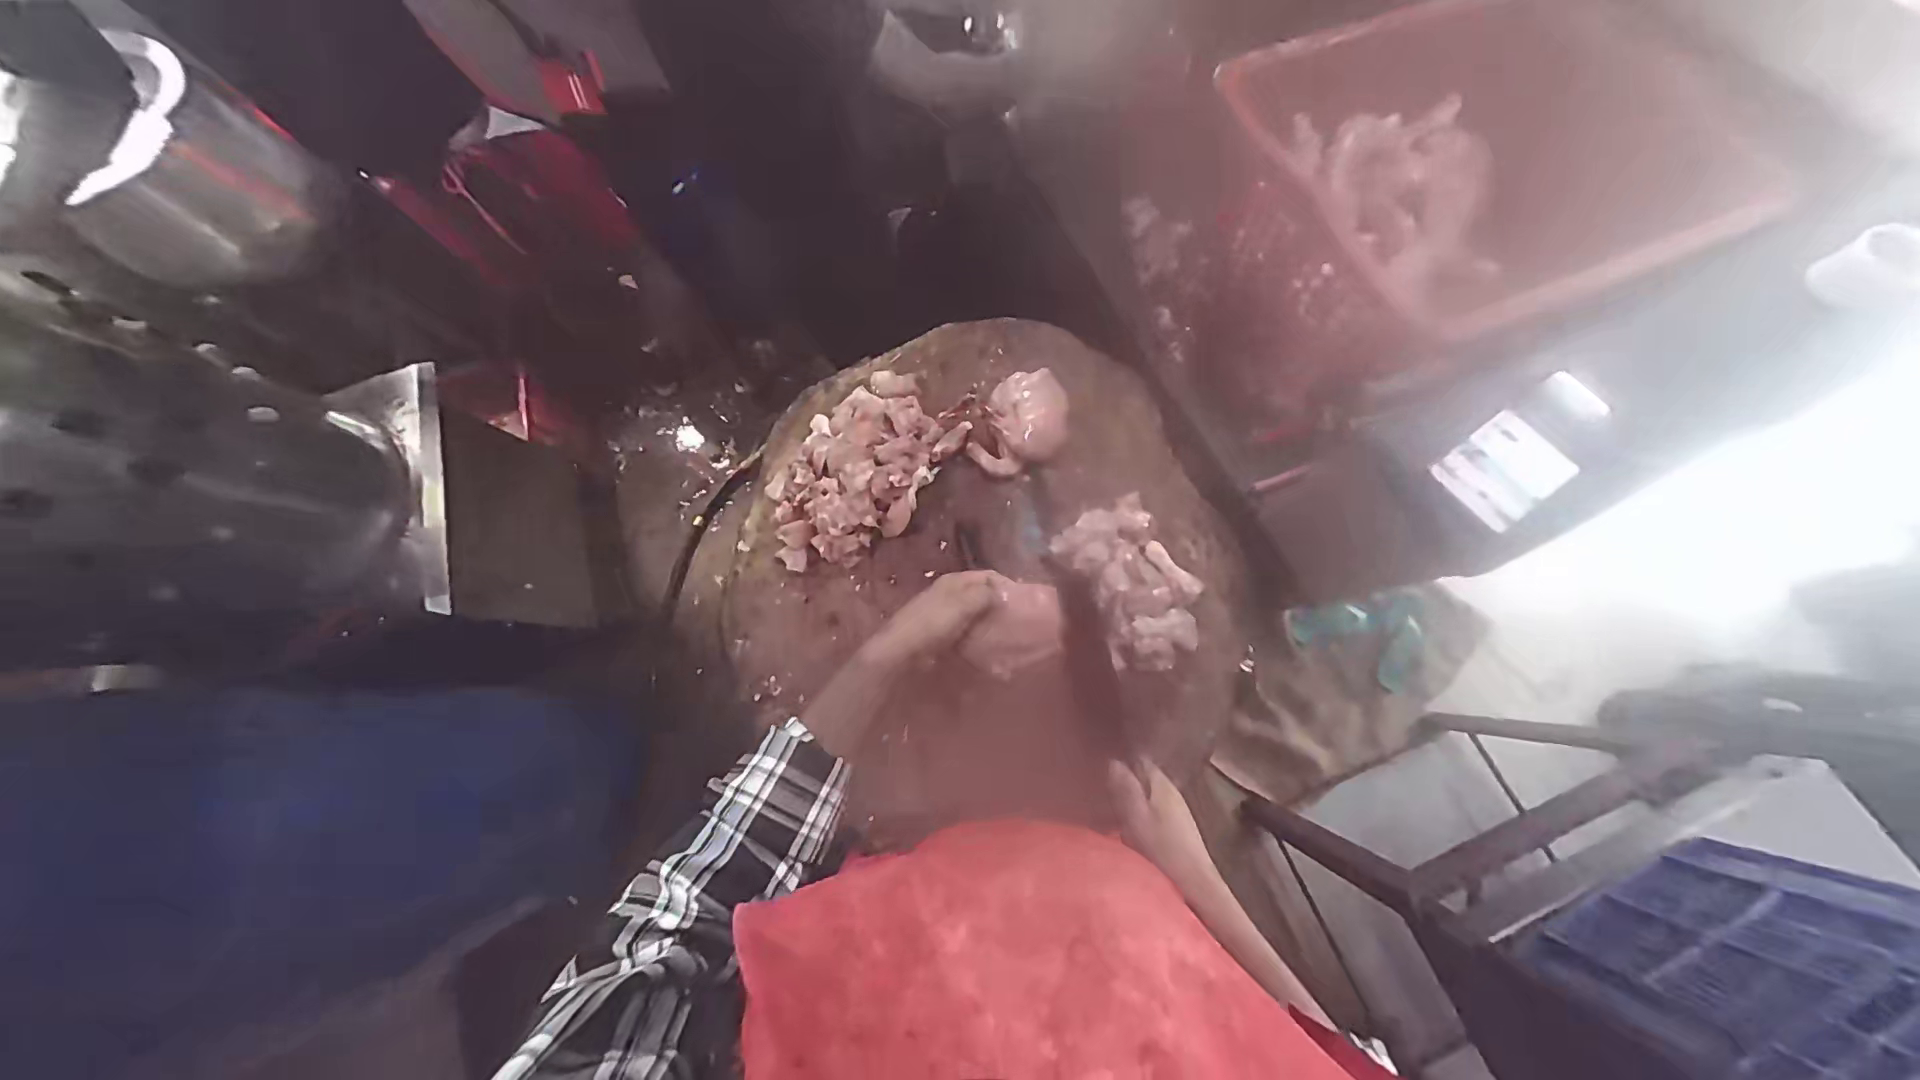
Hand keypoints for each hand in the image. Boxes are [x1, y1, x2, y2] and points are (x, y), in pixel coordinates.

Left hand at [859, 569, 1003, 670]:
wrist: (901, 650)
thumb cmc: (932, 623)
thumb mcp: (962, 604)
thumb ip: (984, 595)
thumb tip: (1003, 593)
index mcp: (955, 580)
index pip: (988, 575)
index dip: (1006, 585)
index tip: (1022, 602)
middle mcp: (950, 592)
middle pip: (981, 593)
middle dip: (998, 603)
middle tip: (1016, 620)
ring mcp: (943, 612)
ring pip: (974, 611)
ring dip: (988, 620)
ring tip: (1004, 634)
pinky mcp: (940, 631)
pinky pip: (965, 628)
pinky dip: (976, 633)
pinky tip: (985, 645)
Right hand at [1107, 758, 1219, 893]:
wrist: (1195, 885)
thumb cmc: (1161, 848)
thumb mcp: (1135, 815)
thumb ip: (1124, 786)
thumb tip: (1113, 760)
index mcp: (1160, 782)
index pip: (1137, 758)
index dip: (1118, 759)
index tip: (1098, 767)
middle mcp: (1171, 790)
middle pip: (1142, 776)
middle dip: (1122, 779)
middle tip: (1098, 790)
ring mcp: (1176, 809)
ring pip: (1146, 794)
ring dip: (1129, 799)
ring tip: (1108, 809)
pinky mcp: (1178, 828)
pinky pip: (1151, 810)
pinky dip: (1137, 814)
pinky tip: (1127, 829)